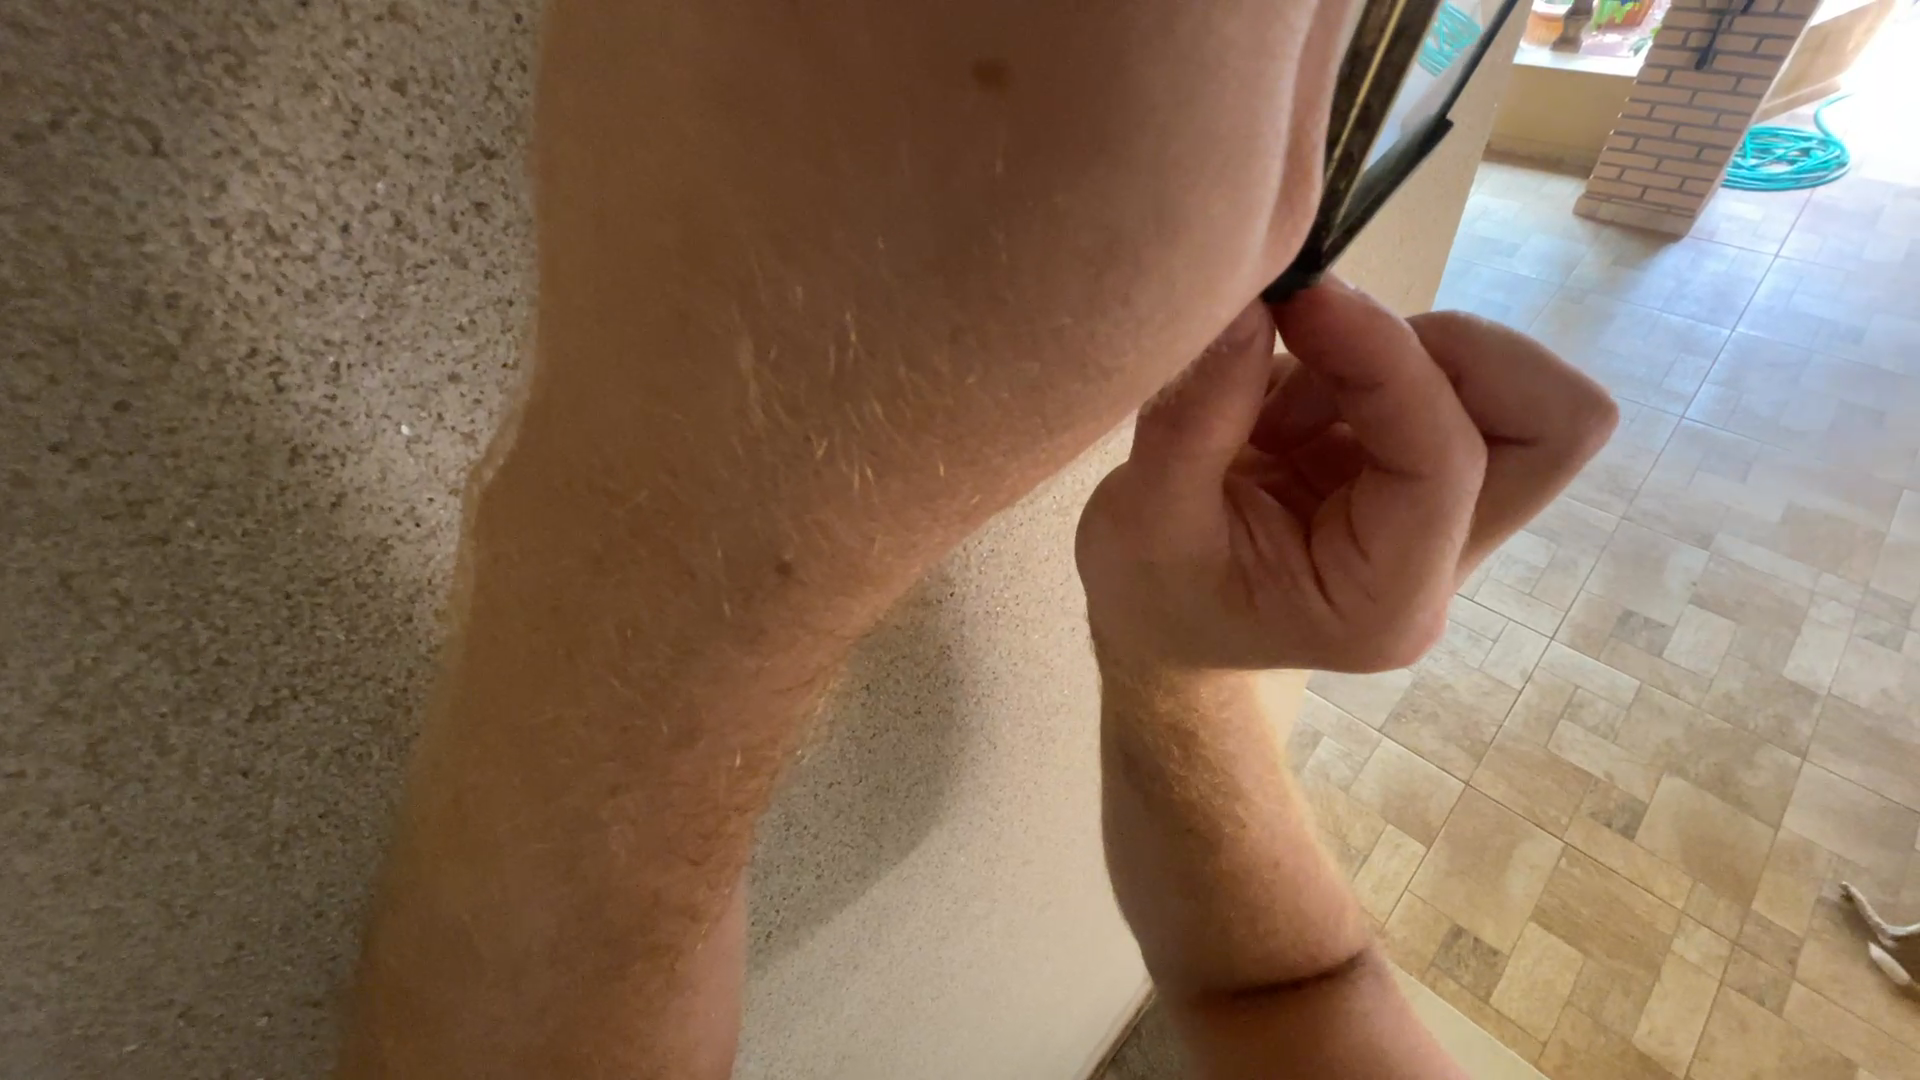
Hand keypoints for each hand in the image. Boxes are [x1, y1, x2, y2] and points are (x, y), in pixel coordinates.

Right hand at [1076, 281, 1616, 673]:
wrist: (1160, 621)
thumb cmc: (1146, 594)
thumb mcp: (1146, 518)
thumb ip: (1196, 417)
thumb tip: (1256, 299)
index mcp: (1383, 603)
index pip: (1446, 462)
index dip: (1385, 362)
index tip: (1298, 298)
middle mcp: (1439, 564)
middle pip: (1554, 428)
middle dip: (1446, 355)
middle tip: (1329, 343)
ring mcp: (1436, 521)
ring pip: (1514, 398)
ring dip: (1398, 359)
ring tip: (1276, 404)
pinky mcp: (1410, 480)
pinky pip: (1439, 388)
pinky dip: (1361, 366)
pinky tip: (1276, 411)